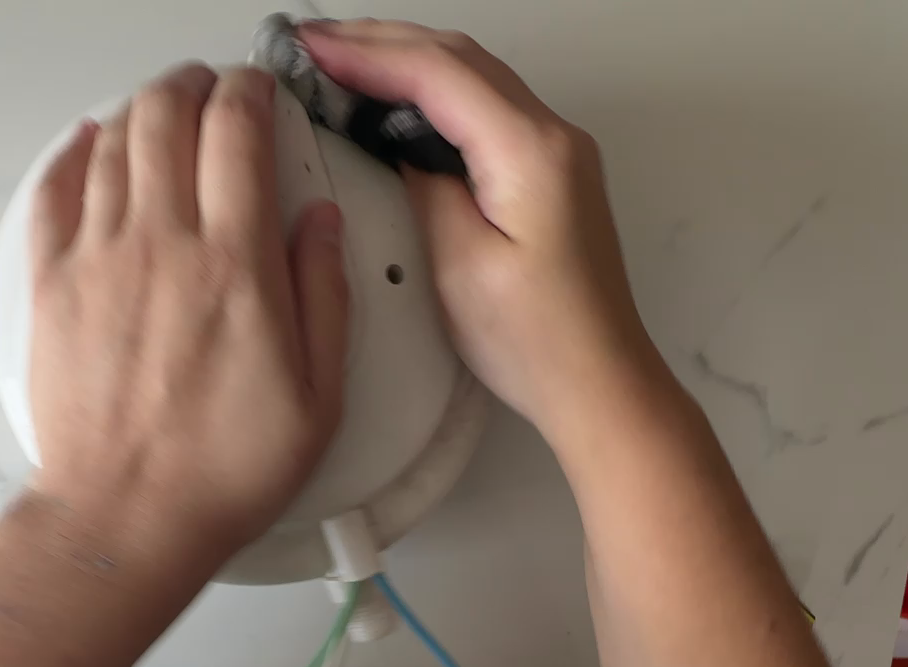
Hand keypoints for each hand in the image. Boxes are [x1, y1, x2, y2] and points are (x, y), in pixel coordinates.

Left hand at [24, 64, 348, 558]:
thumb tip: (322, 225)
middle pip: (168, 114)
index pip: (239, 132)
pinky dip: (74, 152)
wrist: (130, 516)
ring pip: (113, 140)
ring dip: (143, 109)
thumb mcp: (319, 397)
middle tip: (213, 91)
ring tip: (165, 112)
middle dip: (195, 85)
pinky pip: (54, 190)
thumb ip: (326, 297)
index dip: (253, 92)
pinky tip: (91, 146)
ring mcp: (99, 261)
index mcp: (237, 267)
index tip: (262, 92)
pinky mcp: (53, 288)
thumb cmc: (227, 469)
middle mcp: (163, 245)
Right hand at [300, 20, 668, 439]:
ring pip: (476, 81)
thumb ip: (426, 189)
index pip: (438, 72)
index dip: (367, 54)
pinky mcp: (550, 179)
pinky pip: (489, 115)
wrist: (597, 381)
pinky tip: (403, 110)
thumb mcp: (461, 267)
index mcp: (530, 150)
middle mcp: (553, 136)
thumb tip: (400, 146)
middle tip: (316, 45)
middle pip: (460, 58)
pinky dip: (439, 99)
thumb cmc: (535, 341)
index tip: (309, 48)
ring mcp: (557, 154)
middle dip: (383, 43)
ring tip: (347, 65)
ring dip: (410, 63)